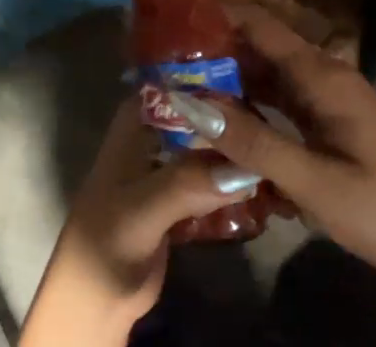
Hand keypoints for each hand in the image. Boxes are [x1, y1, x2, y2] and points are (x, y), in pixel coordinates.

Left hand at [19, 100, 261, 346]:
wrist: (94, 300)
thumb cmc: (105, 243)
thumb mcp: (141, 210)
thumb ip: (184, 185)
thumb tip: (242, 168)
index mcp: (132, 126)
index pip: (172, 86)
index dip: (207, 78)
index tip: (253, 74)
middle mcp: (150, 138)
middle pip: (195, 116)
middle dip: (230, 116)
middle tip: (277, 116)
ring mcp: (165, 170)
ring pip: (205, 148)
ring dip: (235, 149)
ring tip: (281, 146)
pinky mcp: (180, 201)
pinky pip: (211, 180)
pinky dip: (233, 180)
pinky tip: (268, 183)